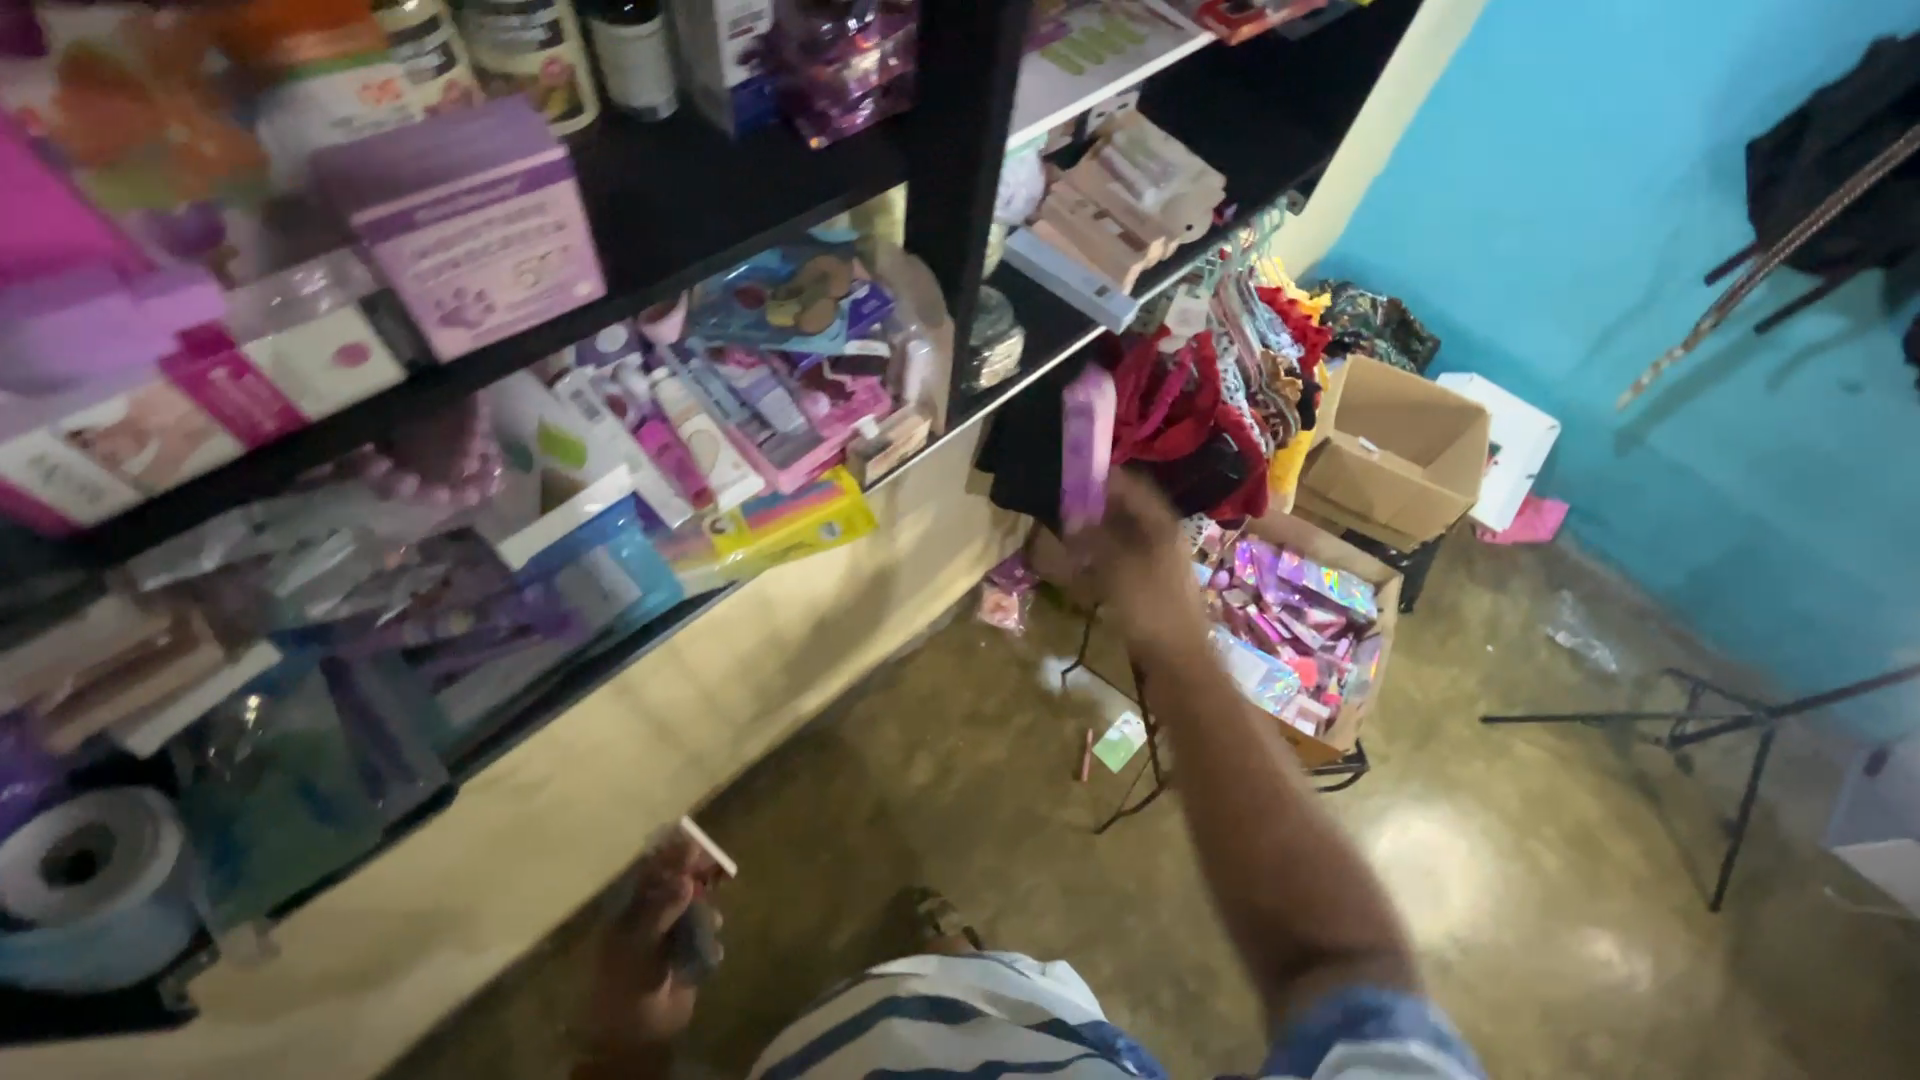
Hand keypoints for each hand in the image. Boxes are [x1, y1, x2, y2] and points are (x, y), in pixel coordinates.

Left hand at [583, 837, 714, 1054]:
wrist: (634, 1036)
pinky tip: (709, 952)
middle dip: (697, 878)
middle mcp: (649, 919)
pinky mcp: (687, 958)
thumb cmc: (624, 984)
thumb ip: (660, 909)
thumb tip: (685, 879)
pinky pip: (704, 938)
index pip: (651, 872)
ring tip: (710, 925)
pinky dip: (710, 942)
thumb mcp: (636, 944)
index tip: (696, 841)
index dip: (672, 854)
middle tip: (719, 870)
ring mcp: (669, 938)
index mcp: (628, 911)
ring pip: (695, 910)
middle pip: (678, 886)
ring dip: (706, 913)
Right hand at [1066, 469, 1210, 661]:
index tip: (1069, 478)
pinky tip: (1077, 570)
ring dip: (1093, 536)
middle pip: (1124, 512)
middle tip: (1060, 509)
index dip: (1102, 479)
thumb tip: (1073, 516)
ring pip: (1119, 538)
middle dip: (1092, 509)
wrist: (1179, 663)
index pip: (1131, 486)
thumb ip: (1094, 537)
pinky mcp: (1147, 588)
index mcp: (1161, 525)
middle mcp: (1161, 538)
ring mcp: (1156, 564)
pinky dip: (1098, 562)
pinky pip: (1118, 564)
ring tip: (1063, 537)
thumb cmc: (1152, 610)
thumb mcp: (1118, 568)